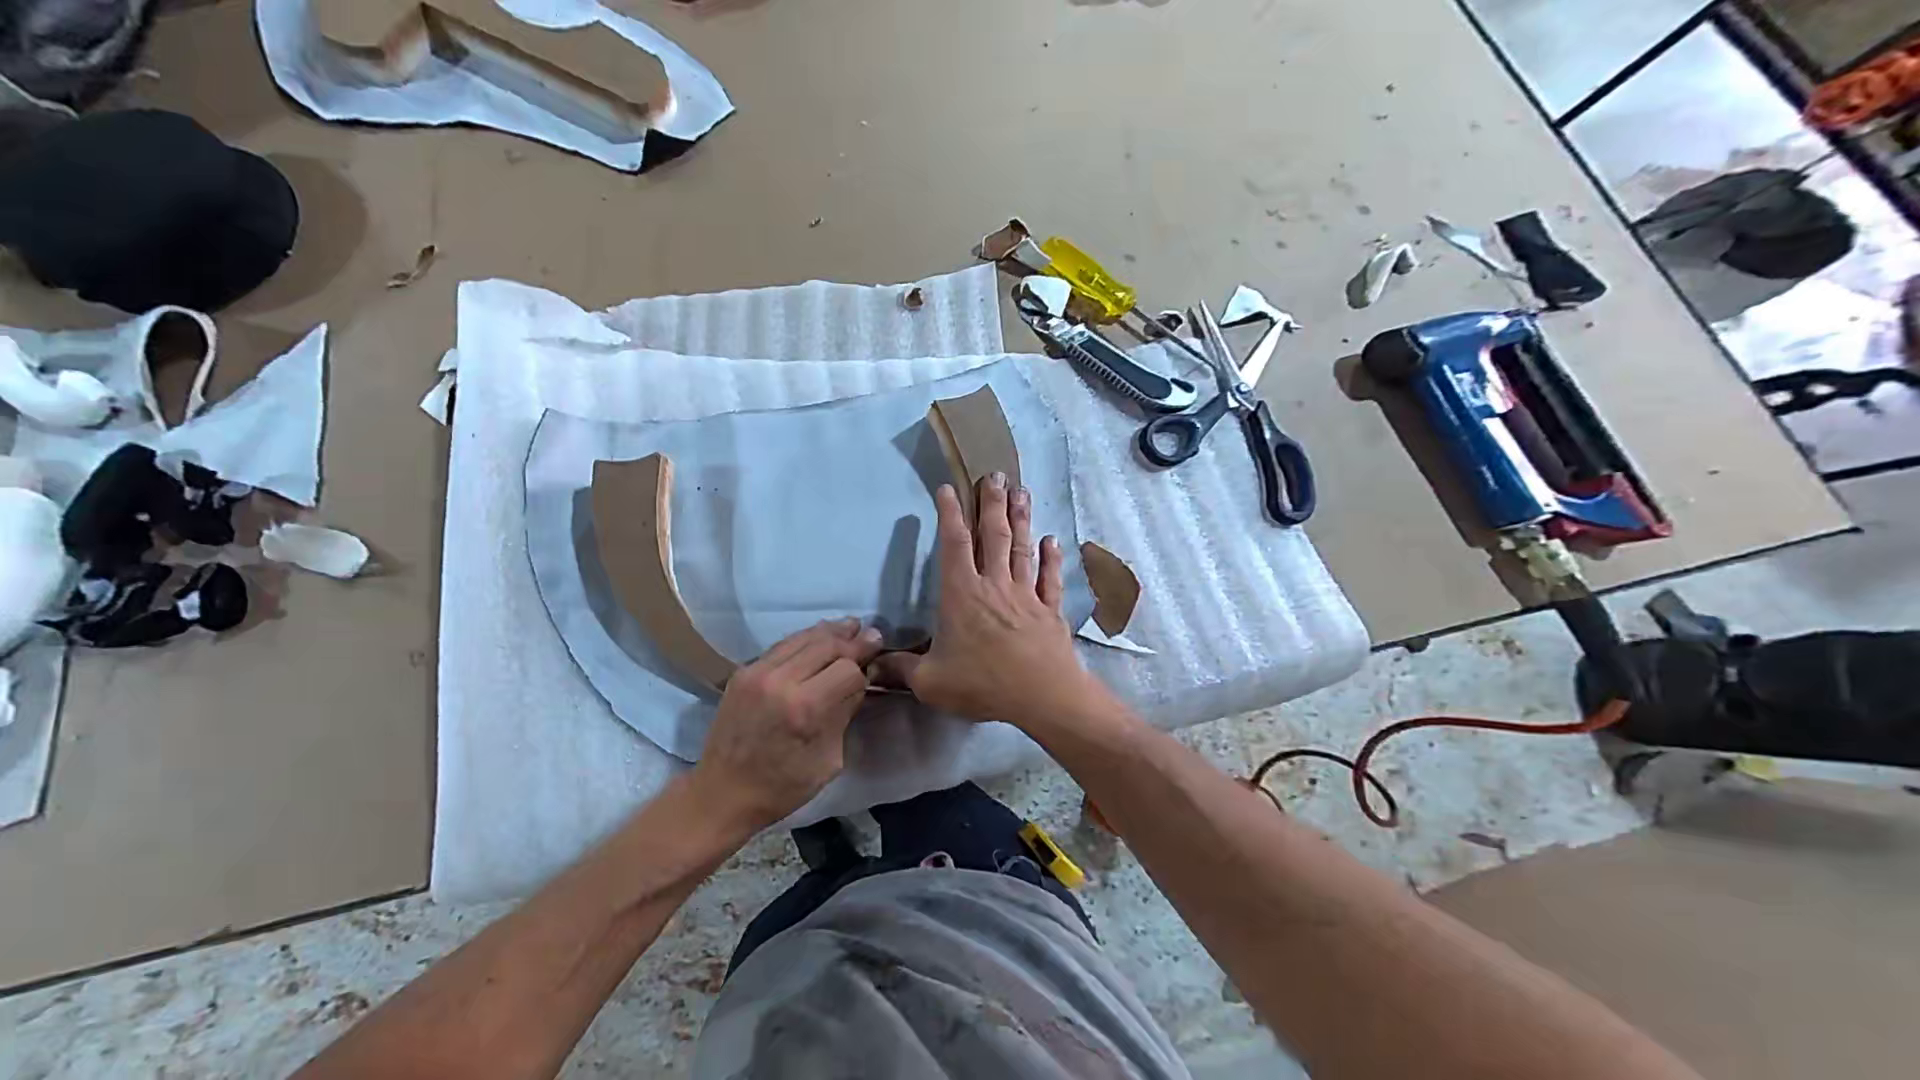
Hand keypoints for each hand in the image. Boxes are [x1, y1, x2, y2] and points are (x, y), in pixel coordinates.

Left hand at [691, 618, 883, 829]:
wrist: (721, 794)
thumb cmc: (781, 787)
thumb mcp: (828, 760)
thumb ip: (843, 714)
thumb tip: (858, 683)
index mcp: (804, 708)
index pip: (848, 669)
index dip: (864, 669)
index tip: (875, 667)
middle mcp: (780, 681)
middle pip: (828, 644)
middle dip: (853, 641)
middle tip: (873, 636)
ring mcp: (757, 672)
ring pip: (804, 637)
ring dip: (831, 632)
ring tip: (851, 626)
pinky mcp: (743, 671)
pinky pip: (782, 645)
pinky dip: (806, 638)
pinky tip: (820, 638)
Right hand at [871, 475, 1103, 732]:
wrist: (1043, 696)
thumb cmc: (983, 684)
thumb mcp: (931, 682)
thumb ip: (902, 669)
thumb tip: (873, 665)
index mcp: (962, 595)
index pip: (954, 545)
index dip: (950, 514)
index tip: (949, 488)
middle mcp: (994, 585)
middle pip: (993, 535)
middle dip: (992, 503)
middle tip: (996, 474)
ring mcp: (1026, 595)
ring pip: (1022, 548)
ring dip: (1021, 519)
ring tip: (1021, 492)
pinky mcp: (1049, 610)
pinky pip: (1050, 578)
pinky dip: (1050, 558)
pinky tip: (1051, 540)